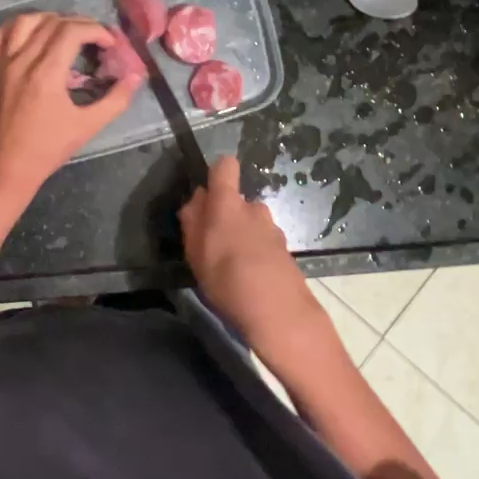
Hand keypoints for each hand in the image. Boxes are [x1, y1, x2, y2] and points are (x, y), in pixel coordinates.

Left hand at [0, 13, 140, 190]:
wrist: (7, 167)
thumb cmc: (48, 148)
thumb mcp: (88, 126)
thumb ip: (115, 100)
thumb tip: (135, 77)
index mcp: (46, 73)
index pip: (72, 31)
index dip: (96, 30)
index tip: (110, 44)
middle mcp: (22, 60)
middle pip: (53, 22)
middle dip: (80, 23)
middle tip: (97, 38)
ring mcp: (3, 62)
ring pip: (26, 21)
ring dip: (50, 19)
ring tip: (67, 31)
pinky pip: (2, 34)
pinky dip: (20, 26)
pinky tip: (34, 33)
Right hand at [179, 155, 309, 339]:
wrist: (278, 311)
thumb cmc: (227, 279)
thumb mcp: (196, 253)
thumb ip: (193, 222)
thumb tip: (197, 199)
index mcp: (228, 204)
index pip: (225, 166)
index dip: (216, 174)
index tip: (206, 195)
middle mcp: (254, 208)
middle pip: (236, 201)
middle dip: (225, 216)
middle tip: (213, 246)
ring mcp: (273, 228)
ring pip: (251, 223)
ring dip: (241, 236)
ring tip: (232, 267)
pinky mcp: (285, 249)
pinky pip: (263, 242)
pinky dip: (255, 253)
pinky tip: (250, 278)